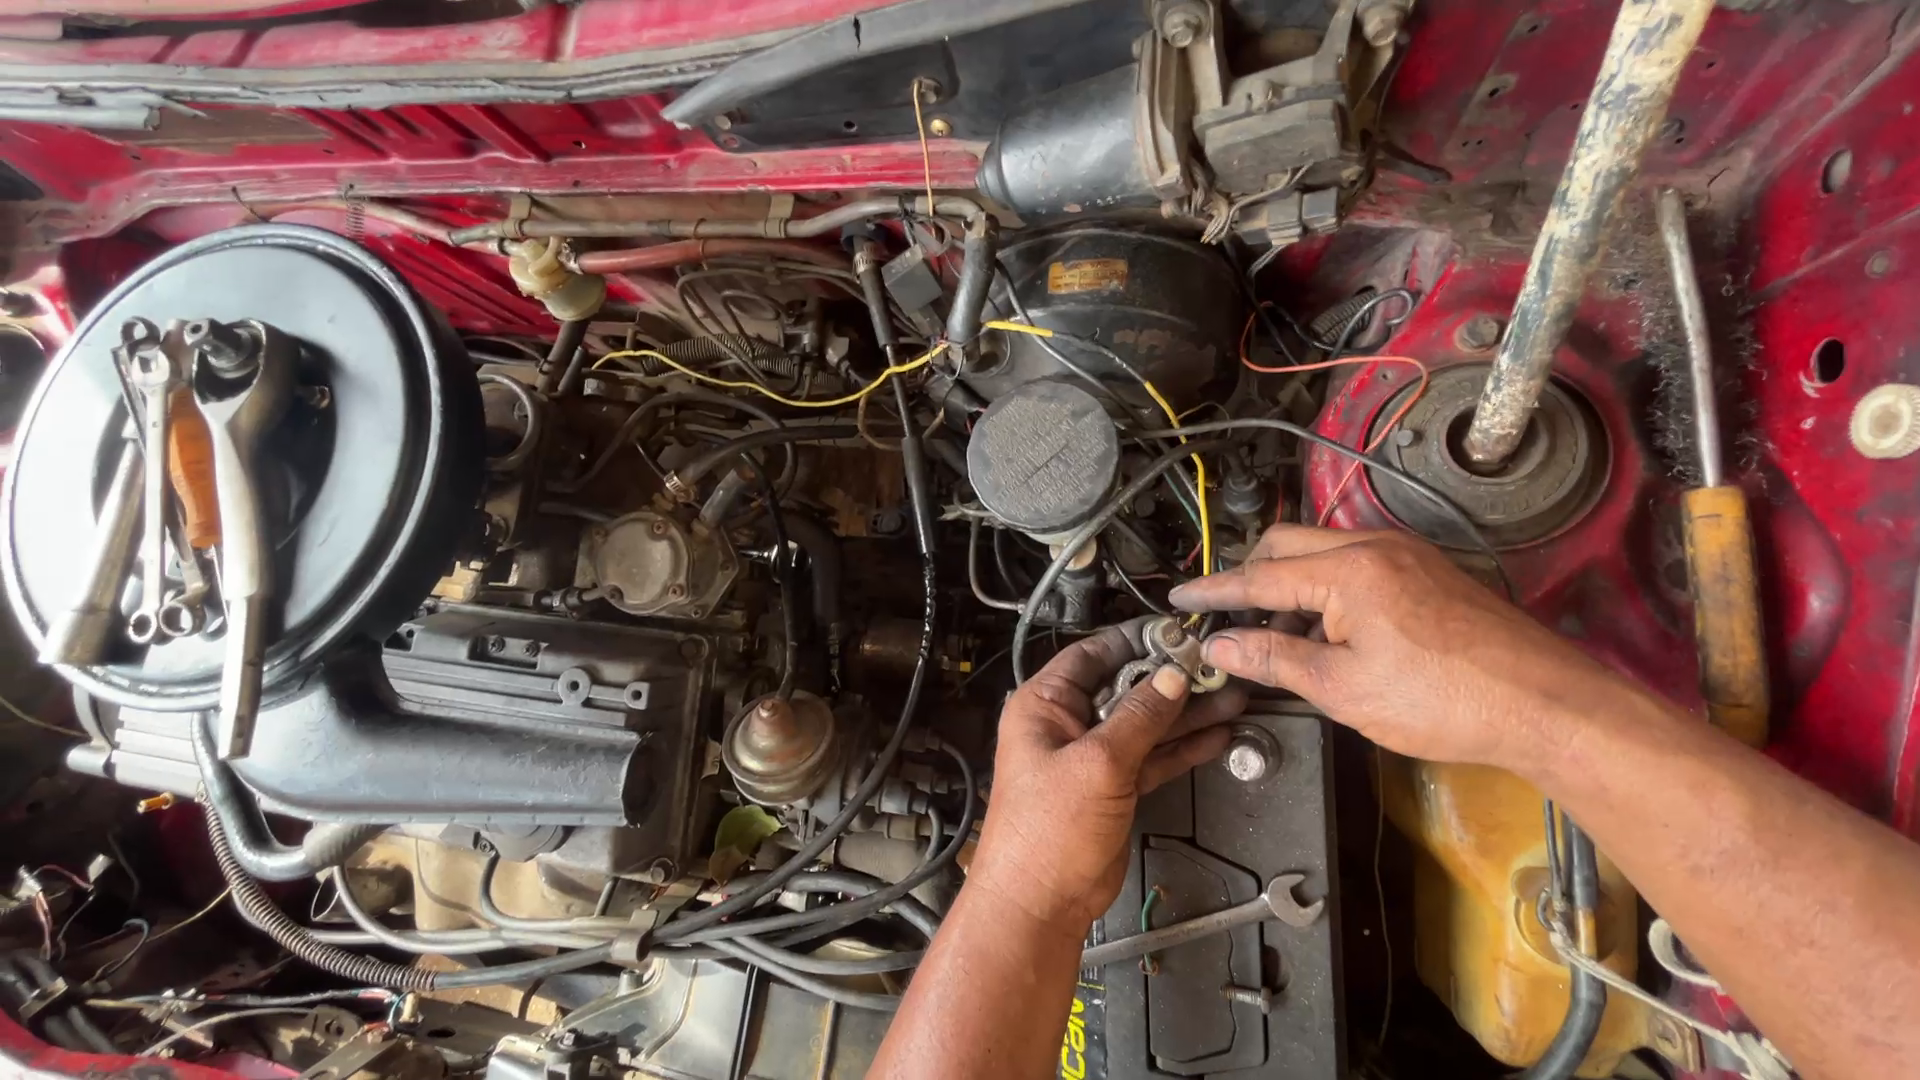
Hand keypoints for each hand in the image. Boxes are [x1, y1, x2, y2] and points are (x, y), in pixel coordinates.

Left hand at [969, 624, 1245, 930]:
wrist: (1040, 902)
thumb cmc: (1046, 831)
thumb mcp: (1097, 762)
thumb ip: (1139, 718)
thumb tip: (1172, 677)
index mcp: (1045, 704)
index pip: (1092, 655)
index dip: (1134, 641)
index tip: (1175, 633)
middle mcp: (1067, 724)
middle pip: (1125, 687)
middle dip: (1170, 678)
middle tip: (1214, 667)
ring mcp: (1093, 756)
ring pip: (1145, 723)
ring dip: (1185, 713)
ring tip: (1230, 697)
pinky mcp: (1114, 786)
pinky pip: (1152, 756)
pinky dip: (1181, 747)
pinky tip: (1215, 734)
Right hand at [1168, 525, 1648, 769]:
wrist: (1550, 706)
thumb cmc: (1444, 701)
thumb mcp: (1343, 688)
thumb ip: (1274, 659)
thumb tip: (1219, 648)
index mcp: (1348, 571)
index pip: (1259, 577)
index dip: (1213, 591)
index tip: (1180, 599)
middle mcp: (1374, 546)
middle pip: (1286, 544)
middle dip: (1249, 575)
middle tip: (1227, 614)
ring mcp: (1405, 553)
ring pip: (1320, 549)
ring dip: (1288, 579)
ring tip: (1276, 629)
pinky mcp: (1427, 570)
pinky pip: (1354, 561)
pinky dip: (1324, 585)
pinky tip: (1327, 627)